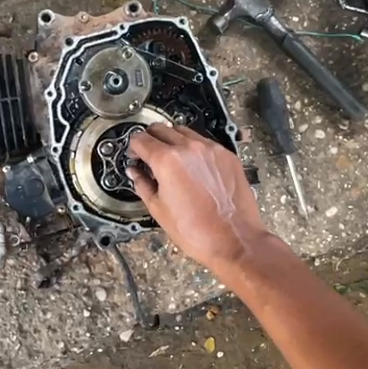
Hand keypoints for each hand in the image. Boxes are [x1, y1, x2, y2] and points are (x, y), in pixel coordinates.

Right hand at [128, 124, 274, 271]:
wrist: (233, 239)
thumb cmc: (198, 231)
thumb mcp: (158, 209)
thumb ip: (143, 185)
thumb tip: (136, 173)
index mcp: (167, 161)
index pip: (141, 139)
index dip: (133, 147)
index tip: (135, 156)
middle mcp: (189, 148)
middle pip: (161, 129)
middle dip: (150, 139)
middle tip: (149, 155)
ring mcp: (211, 150)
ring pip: (184, 132)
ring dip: (172, 140)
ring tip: (172, 161)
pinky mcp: (227, 156)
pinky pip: (204, 143)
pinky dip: (194, 149)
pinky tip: (193, 167)